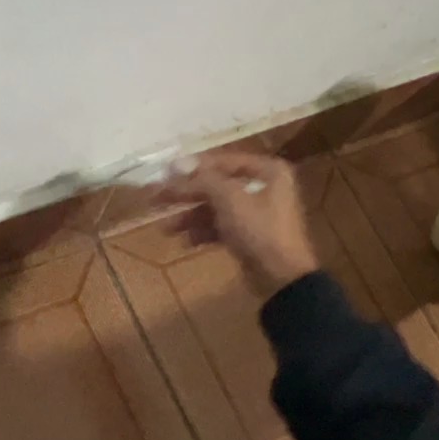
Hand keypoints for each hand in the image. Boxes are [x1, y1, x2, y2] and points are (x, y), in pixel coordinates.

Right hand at [159, 152, 319, 295]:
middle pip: (217, 186)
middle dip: (187, 196)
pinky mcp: (249, 237)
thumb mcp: (230, 199)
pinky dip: (203, 233)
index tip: (165, 174)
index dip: (193, 168)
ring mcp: (256, 214)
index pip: (223, 161)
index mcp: (267, 171)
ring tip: (167, 229)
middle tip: (157, 199)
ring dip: (190, 217)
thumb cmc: (259, 230)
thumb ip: (202, 180)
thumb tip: (175, 166)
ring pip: (216, 209)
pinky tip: (186, 242)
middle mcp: (264, 187)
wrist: (281, 277)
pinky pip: (221, 228)